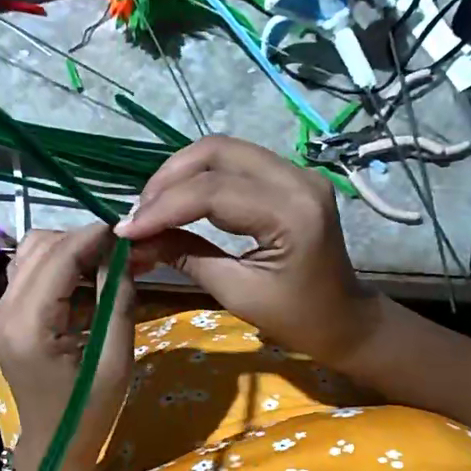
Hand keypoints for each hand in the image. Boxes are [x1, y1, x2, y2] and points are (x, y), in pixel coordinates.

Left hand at [0, 224, 136, 470]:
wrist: (54, 445)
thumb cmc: (89, 409)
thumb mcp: (116, 358)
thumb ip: (117, 299)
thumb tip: (124, 252)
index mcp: (28, 325)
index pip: (59, 257)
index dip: (95, 235)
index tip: (129, 229)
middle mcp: (3, 310)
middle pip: (41, 246)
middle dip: (83, 239)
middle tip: (122, 249)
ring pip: (31, 253)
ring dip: (69, 248)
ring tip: (107, 261)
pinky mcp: (4, 316)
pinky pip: (29, 273)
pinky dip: (59, 265)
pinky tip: (86, 278)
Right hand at [114, 136, 382, 364]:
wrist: (345, 320)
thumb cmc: (297, 318)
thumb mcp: (237, 292)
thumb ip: (186, 257)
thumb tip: (134, 243)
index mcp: (292, 212)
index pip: (213, 191)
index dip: (163, 207)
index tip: (126, 230)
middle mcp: (298, 178)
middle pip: (216, 152)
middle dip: (168, 179)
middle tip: (138, 215)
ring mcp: (298, 172)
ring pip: (224, 151)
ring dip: (181, 175)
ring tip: (151, 209)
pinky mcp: (292, 177)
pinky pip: (237, 164)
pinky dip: (202, 178)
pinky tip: (179, 201)